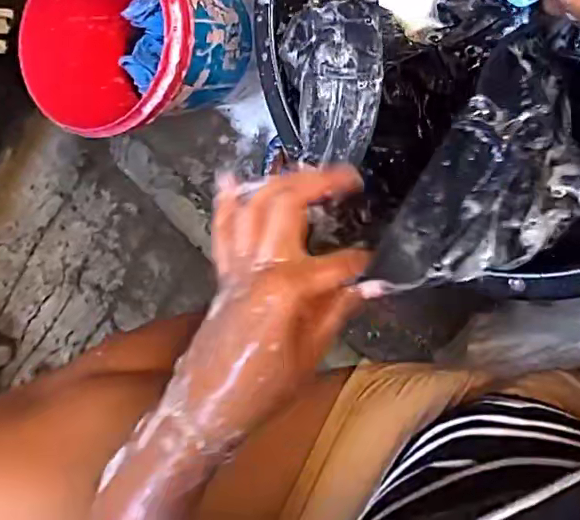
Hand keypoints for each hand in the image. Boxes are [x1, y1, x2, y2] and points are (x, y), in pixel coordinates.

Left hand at [157, 167, 370, 451]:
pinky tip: (234, 178)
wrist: (204, 411)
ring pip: (255, 203)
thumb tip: (370, 286)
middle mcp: (259, 266)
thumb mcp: (310, 356)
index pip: (336, 264)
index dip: (360, 262)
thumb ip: (339, 310)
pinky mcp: (223, 271)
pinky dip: (228, 200)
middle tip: (347, 177)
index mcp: (286, 288)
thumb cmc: (259, 390)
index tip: (375, 260)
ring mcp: (237, 264)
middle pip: (287, 202)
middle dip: (321, 181)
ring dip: (281, 179)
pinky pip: (223, 226)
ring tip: (306, 169)